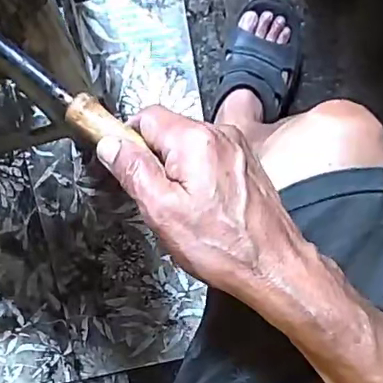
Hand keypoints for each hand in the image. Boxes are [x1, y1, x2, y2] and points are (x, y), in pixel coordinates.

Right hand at [97, 106, 318, 307]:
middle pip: (167, 130)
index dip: (127, 140)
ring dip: (175, 171)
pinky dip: (196, 177)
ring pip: (187, 146)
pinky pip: (207, 159)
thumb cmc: (224, 246)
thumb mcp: (161, 211)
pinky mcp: (245, 163)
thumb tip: (110, 145)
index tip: (122, 165)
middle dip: (152, 160)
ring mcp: (236, 148)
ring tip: (182, 208)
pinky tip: (201, 208)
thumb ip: (132, 170)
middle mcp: (220, 134)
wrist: (272, 266)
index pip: (145, 116)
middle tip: (156, 199)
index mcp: (195, 140)